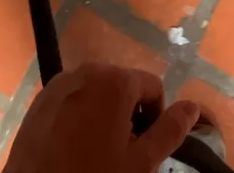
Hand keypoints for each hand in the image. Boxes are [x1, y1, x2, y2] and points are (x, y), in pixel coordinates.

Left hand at [3, 64, 201, 172]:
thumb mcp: (140, 164)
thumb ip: (169, 131)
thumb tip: (192, 106)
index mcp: (115, 80)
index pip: (153, 86)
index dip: (155, 118)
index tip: (143, 148)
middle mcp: (88, 70)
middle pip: (124, 85)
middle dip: (129, 114)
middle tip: (121, 153)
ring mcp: (61, 82)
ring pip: (97, 91)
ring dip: (104, 114)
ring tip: (96, 151)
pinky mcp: (41, 97)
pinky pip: (73, 98)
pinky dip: (79, 115)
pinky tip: (72, 147)